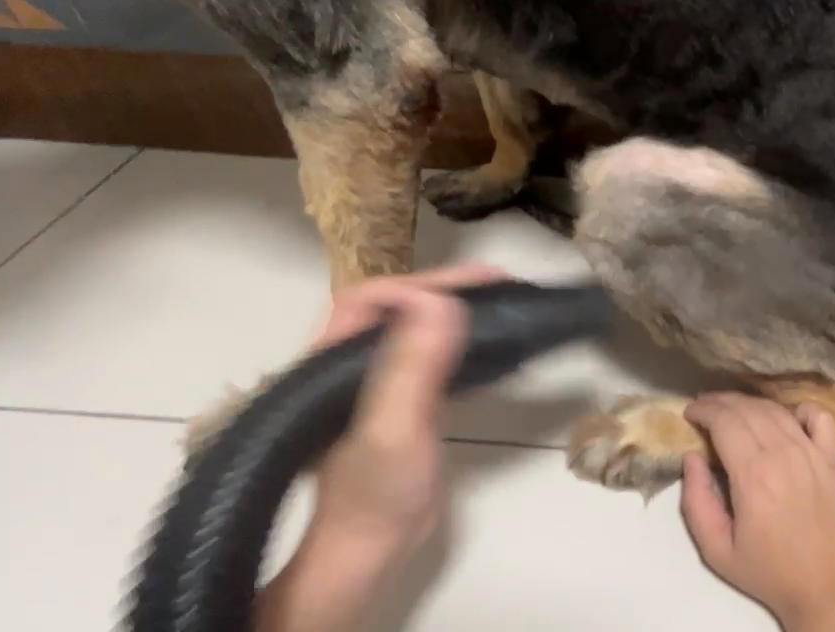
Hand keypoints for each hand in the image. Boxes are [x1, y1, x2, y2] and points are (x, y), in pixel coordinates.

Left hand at [256, 264, 503, 631]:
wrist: (373, 553)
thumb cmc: (376, 494)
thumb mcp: (393, 428)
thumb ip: (410, 367)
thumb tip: (442, 303)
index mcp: (331, 366)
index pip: (368, 300)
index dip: (418, 286)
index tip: (470, 286)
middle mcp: (350, 367)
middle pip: (397, 307)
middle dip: (446, 289)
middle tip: (497, 281)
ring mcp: (379, 386)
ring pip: (418, 327)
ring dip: (459, 310)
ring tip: (503, 300)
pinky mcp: (407, 404)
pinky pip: (436, 357)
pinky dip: (467, 343)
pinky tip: (499, 346)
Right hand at [680, 394, 834, 631]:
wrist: (826, 585)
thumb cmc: (769, 571)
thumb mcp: (717, 550)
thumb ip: (696, 501)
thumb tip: (691, 458)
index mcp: (753, 475)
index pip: (725, 421)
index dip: (704, 409)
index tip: (690, 412)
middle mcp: (784, 453)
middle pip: (748, 409)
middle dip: (721, 402)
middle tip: (705, 408)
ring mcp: (812, 451)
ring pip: (777, 409)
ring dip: (751, 403)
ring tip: (734, 410)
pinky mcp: (833, 456)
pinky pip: (818, 416)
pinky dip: (799, 408)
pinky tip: (785, 418)